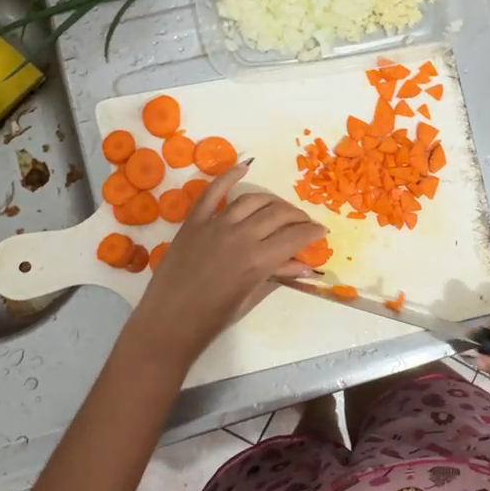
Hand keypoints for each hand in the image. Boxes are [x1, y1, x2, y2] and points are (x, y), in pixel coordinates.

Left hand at [118, 162, 326, 371]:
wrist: (168, 322)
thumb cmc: (212, 319)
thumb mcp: (250, 298)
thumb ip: (278, 276)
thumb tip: (306, 266)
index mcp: (258, 260)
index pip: (295, 236)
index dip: (312, 232)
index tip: (321, 232)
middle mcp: (240, 235)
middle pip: (278, 214)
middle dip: (298, 217)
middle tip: (304, 223)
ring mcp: (215, 224)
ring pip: (253, 200)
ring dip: (273, 202)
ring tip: (281, 209)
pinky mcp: (194, 221)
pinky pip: (213, 191)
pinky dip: (229, 176)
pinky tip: (243, 168)